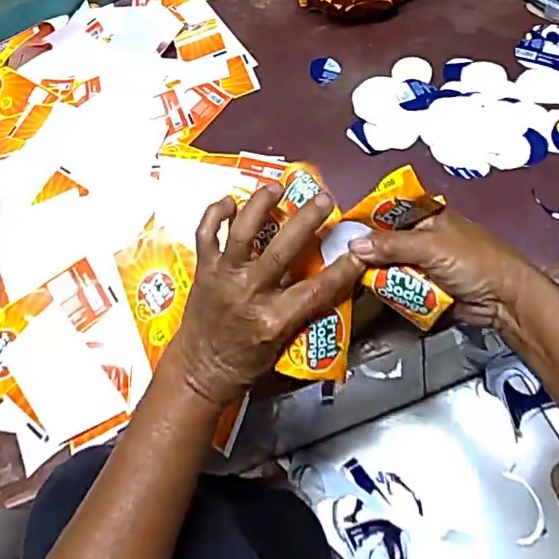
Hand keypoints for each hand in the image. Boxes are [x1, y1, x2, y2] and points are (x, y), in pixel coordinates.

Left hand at [162, 185, 364, 406]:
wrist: (199, 372)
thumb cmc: (246, 361)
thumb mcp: (284, 341)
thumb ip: (302, 309)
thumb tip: (330, 278)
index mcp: (273, 318)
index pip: (316, 290)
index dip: (342, 270)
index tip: (359, 251)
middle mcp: (248, 292)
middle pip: (282, 251)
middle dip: (305, 221)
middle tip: (324, 198)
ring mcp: (223, 277)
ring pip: (241, 232)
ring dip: (260, 205)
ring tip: (276, 187)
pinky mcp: (203, 268)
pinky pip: (206, 233)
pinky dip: (215, 213)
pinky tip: (230, 201)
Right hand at [350, 210, 535, 329]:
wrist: (507, 301)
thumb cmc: (473, 261)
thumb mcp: (430, 246)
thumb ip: (391, 245)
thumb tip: (353, 245)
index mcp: (425, 215)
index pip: (386, 212)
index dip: (364, 221)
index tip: (339, 232)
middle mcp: (421, 236)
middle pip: (384, 241)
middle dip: (366, 252)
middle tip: (340, 261)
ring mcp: (423, 263)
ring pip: (389, 265)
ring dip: (376, 274)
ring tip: (350, 279)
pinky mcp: (426, 288)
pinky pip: (400, 286)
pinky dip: (389, 290)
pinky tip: (371, 294)